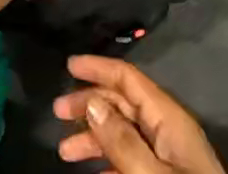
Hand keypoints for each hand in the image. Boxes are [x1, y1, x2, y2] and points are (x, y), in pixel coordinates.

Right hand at [53, 56, 225, 173]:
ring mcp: (169, 156)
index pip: (129, 78)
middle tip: (57, 113)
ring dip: (94, 137)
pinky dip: (109, 161)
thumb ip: (122, 140)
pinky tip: (94, 173)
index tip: (69, 65)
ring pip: (125, 132)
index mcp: (169, 118)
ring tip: (65, 151)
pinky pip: (132, 158)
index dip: (98, 68)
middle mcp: (168, 130)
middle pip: (123, 103)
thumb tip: (93, 102)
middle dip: (89, 103)